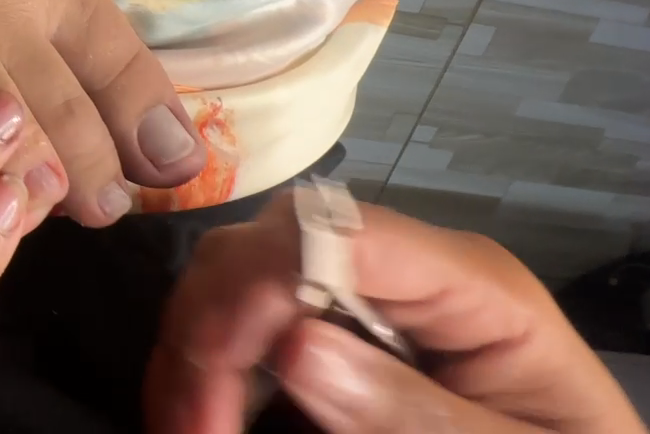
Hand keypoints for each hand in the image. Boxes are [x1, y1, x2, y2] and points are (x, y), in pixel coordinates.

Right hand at [145, 192, 647, 433]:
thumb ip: (422, 415)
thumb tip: (293, 349)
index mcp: (466, 281)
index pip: (336, 234)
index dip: (261, 281)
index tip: (216, 362)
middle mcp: (386, 260)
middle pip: (261, 248)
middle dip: (210, 330)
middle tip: (190, 423)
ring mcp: (340, 280)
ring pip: (225, 274)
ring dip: (191, 349)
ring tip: (183, 422)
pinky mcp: (308, 310)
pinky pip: (228, 313)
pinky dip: (198, 359)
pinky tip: (191, 403)